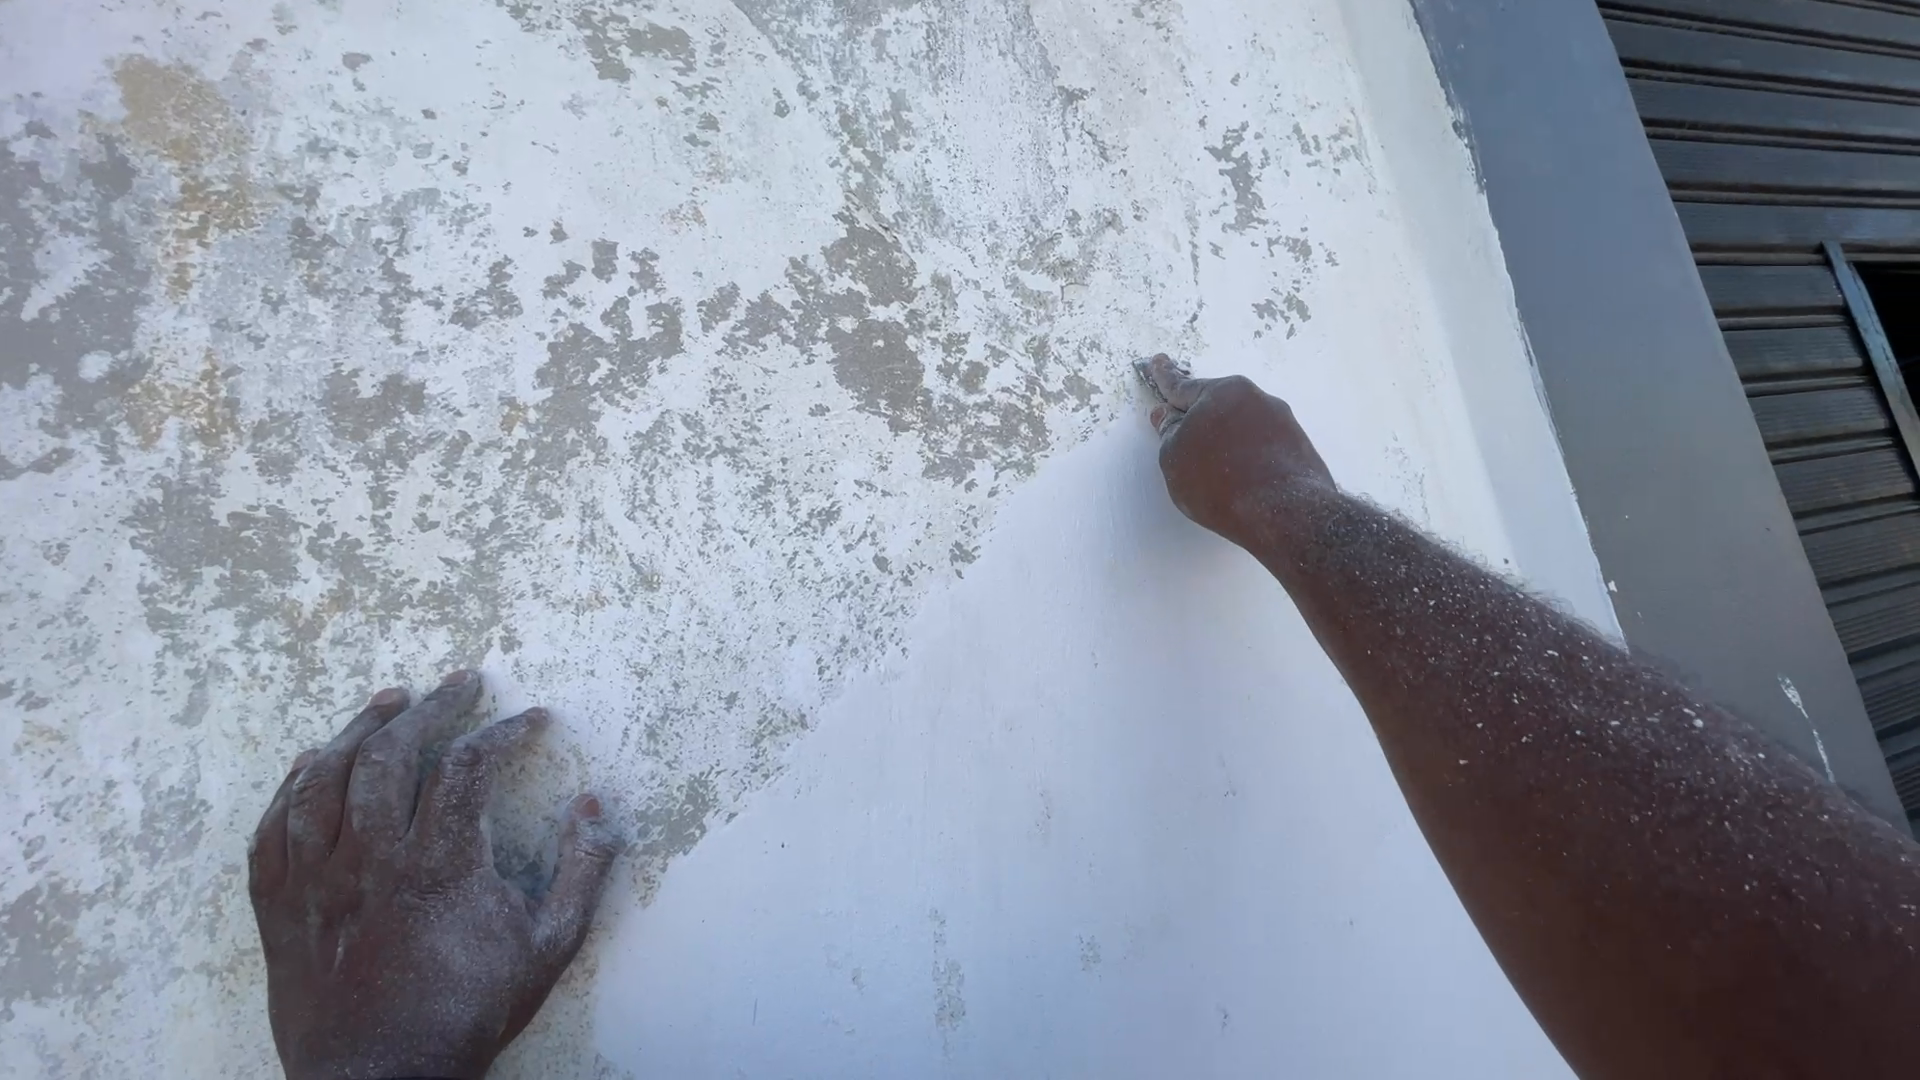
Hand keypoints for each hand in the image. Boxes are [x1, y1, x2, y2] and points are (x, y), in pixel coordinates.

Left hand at [247, 671, 620, 1079]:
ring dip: (358, 730)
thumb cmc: (472, 1008)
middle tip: (462, 682)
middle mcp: (373, 860)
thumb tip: (594, 802)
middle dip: (432, 708)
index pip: (469, 766)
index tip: (533, 719)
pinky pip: (271, 832)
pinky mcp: (282, 910)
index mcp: (442, 864)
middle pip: (390, 756)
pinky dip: (291, 787)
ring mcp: (318, 884)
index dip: (505, 731)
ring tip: (390, 699)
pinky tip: (313, 761)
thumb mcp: (553, 942)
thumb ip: (584, 867)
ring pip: (323, 782)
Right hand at [1140, 354, 1333, 546]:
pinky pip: (1262, 446)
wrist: (1283, 512)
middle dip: (1199, 418)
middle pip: (1216, 406)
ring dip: (1225, 441)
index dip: (1165, 377)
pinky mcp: (1298, 447)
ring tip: (1216, 475)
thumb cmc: (1218, 482)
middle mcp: (1256, 398)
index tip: (1159, 362)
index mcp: (1223, 392)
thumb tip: (1168, 417)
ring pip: (1241, 426)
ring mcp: (1282, 421)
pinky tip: (1240, 482)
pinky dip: (1247, 457)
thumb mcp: (1175, 459)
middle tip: (1184, 439)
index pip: (1183, 386)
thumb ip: (1168, 433)